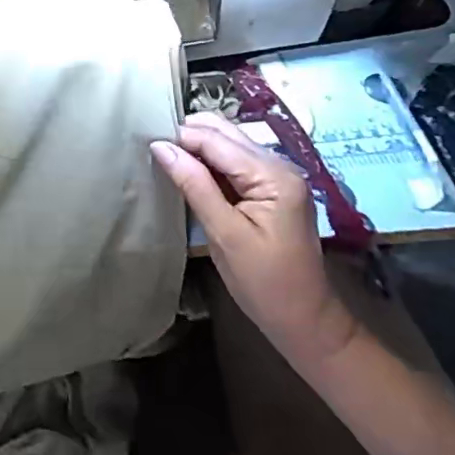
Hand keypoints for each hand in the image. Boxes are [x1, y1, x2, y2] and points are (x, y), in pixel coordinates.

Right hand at [151, 112, 357, 362]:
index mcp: (274, 176)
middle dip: (190, 135)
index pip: (218, 141)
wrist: (306, 322)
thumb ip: (194, 185)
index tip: (147, 140)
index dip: (181, 137)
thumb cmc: (266, 284)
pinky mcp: (273, 186)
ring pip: (230, 142)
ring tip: (169, 156)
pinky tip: (192, 170)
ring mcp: (279, 174)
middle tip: (156, 147)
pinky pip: (236, 160)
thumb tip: (161, 146)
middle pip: (226, 133)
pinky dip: (212, 160)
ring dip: (199, 146)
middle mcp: (280, 165)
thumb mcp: (224, 235)